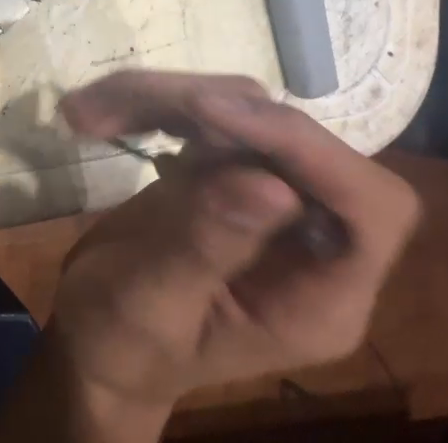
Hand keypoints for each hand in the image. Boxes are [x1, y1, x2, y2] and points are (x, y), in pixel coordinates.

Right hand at [33, 71, 419, 432]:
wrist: (96, 346)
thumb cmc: (121, 343)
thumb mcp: (148, 304)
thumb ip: (205, 248)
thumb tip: (269, 185)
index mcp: (320, 298)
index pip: (367, 207)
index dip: (302, 148)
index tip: (206, 111)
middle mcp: (312, 245)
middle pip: (299, 148)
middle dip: (208, 109)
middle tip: (108, 107)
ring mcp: (266, 209)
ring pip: (247, 122)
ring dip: (164, 100)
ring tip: (81, 113)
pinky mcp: (221, 185)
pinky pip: (204, 126)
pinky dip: (148, 108)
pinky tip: (94, 118)